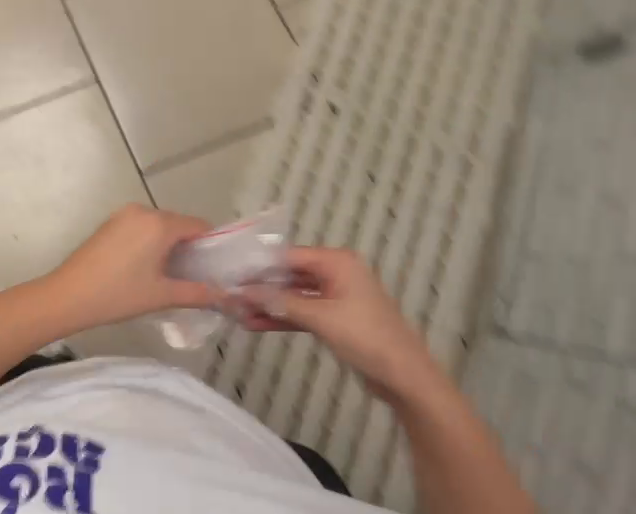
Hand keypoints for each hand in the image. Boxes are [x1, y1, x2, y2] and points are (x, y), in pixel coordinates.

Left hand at [40, 205, 226, 328]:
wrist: (69, 294)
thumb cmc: (119, 294)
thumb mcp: (162, 295)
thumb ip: (197, 292)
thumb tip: (224, 295)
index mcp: (158, 223)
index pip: (198, 226)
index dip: (212, 245)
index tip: (219, 268)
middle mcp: (142, 211)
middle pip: (178, 224)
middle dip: (191, 247)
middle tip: (199, 276)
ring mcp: (122, 215)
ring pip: (158, 226)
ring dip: (170, 245)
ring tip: (175, 275)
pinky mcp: (109, 223)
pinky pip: (141, 227)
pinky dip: (151, 242)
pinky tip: (150, 268)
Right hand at [233, 248, 448, 405]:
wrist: (406, 380)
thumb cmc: (367, 338)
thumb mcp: (321, 318)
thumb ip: (281, 302)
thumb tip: (243, 291)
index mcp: (337, 262)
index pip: (287, 255)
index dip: (258, 265)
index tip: (229, 273)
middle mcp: (335, 272)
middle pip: (288, 274)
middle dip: (260, 286)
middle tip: (228, 294)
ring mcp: (334, 296)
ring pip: (293, 295)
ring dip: (268, 304)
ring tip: (236, 312)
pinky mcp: (334, 318)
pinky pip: (301, 311)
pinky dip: (282, 318)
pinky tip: (255, 324)